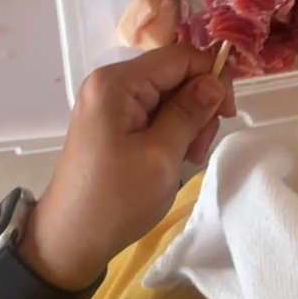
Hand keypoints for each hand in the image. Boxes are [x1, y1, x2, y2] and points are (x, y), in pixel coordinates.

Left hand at [21, 45, 235, 288]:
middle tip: (200, 148)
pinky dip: (171, 129)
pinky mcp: (111, 119)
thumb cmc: (115, 200)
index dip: (212, 76)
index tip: (229, 113)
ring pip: (168, 93)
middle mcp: (110, 82)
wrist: (69, 241)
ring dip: (187, 121)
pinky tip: (173, 156)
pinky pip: (153, 110)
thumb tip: (216, 80)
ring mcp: (109, 100)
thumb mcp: (162, 156)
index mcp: (118, 82)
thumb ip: (190, 112)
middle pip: (175, 73)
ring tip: (187, 158)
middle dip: (198, 105)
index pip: (180, 56)